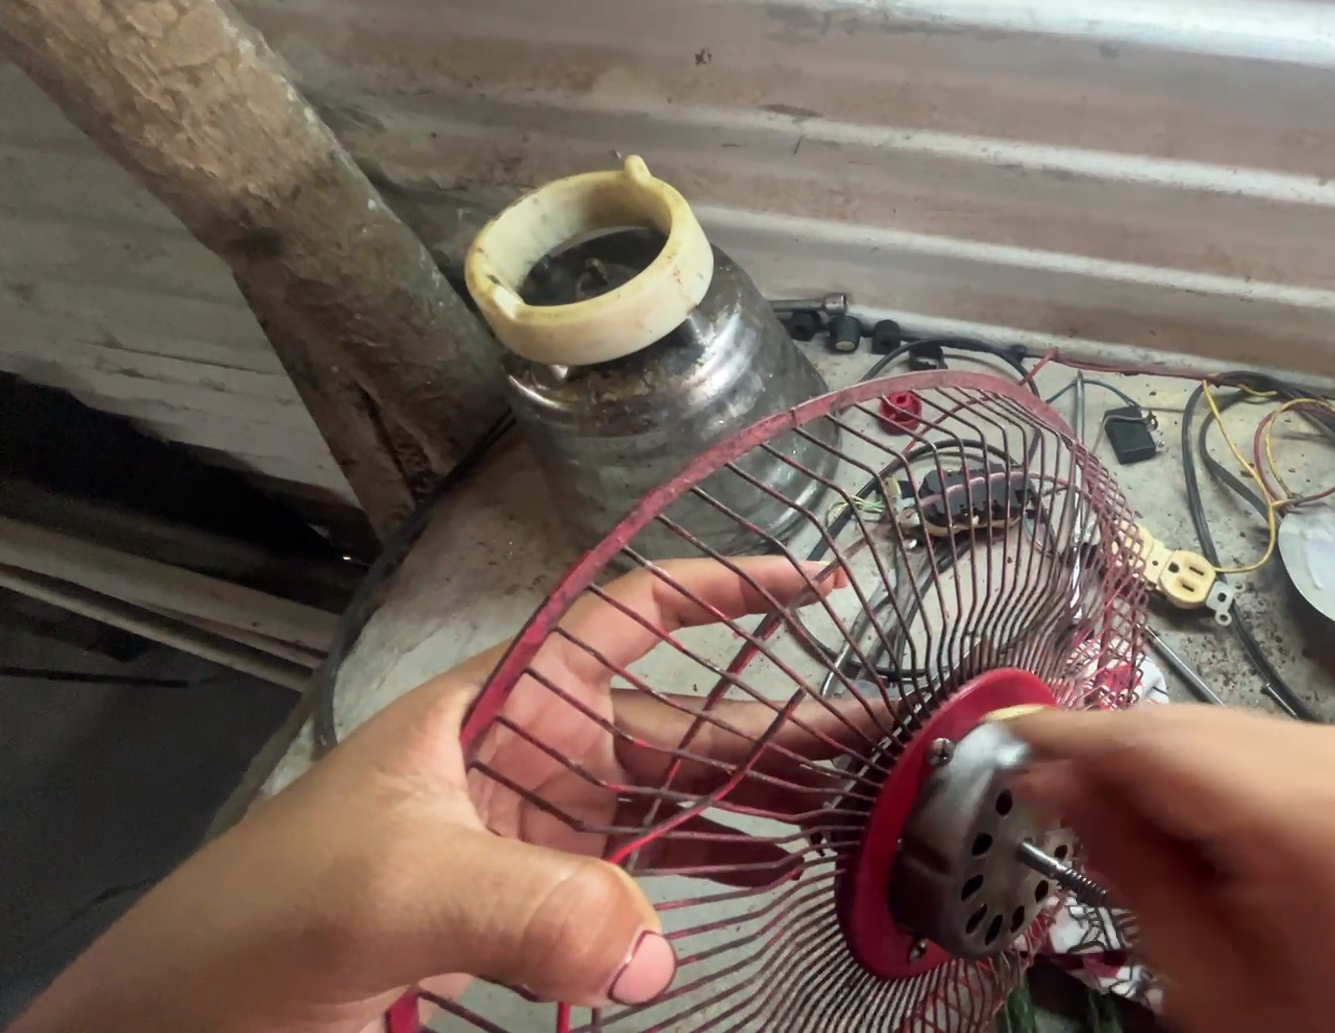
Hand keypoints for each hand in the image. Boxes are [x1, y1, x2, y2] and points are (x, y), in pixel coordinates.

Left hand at [16, 557, 876, 1032]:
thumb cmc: (259, 928)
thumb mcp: (389, 894)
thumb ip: (528, 907)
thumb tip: (657, 953)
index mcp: (516, 699)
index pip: (637, 616)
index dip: (725, 589)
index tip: (810, 583)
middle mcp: (551, 746)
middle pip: (690, 719)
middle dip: (783, 719)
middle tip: (875, 722)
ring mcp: (560, 821)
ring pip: (688, 791)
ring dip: (767, 793)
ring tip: (849, 796)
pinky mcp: (559, 888)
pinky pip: (663, 860)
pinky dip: (722, 857)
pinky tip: (777, 862)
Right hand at [1007, 705, 1334, 1032]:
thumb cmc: (1322, 1032)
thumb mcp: (1202, 971)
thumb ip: (1125, 856)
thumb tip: (1052, 780)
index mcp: (1304, 815)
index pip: (1152, 741)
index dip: (1070, 733)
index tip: (1010, 730)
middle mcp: (1334, 756)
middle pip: (1177, 722)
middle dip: (1101, 749)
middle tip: (1040, 778)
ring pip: (1201, 722)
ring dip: (1140, 758)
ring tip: (1095, 802)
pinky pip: (1235, 736)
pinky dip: (1184, 763)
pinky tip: (1159, 803)